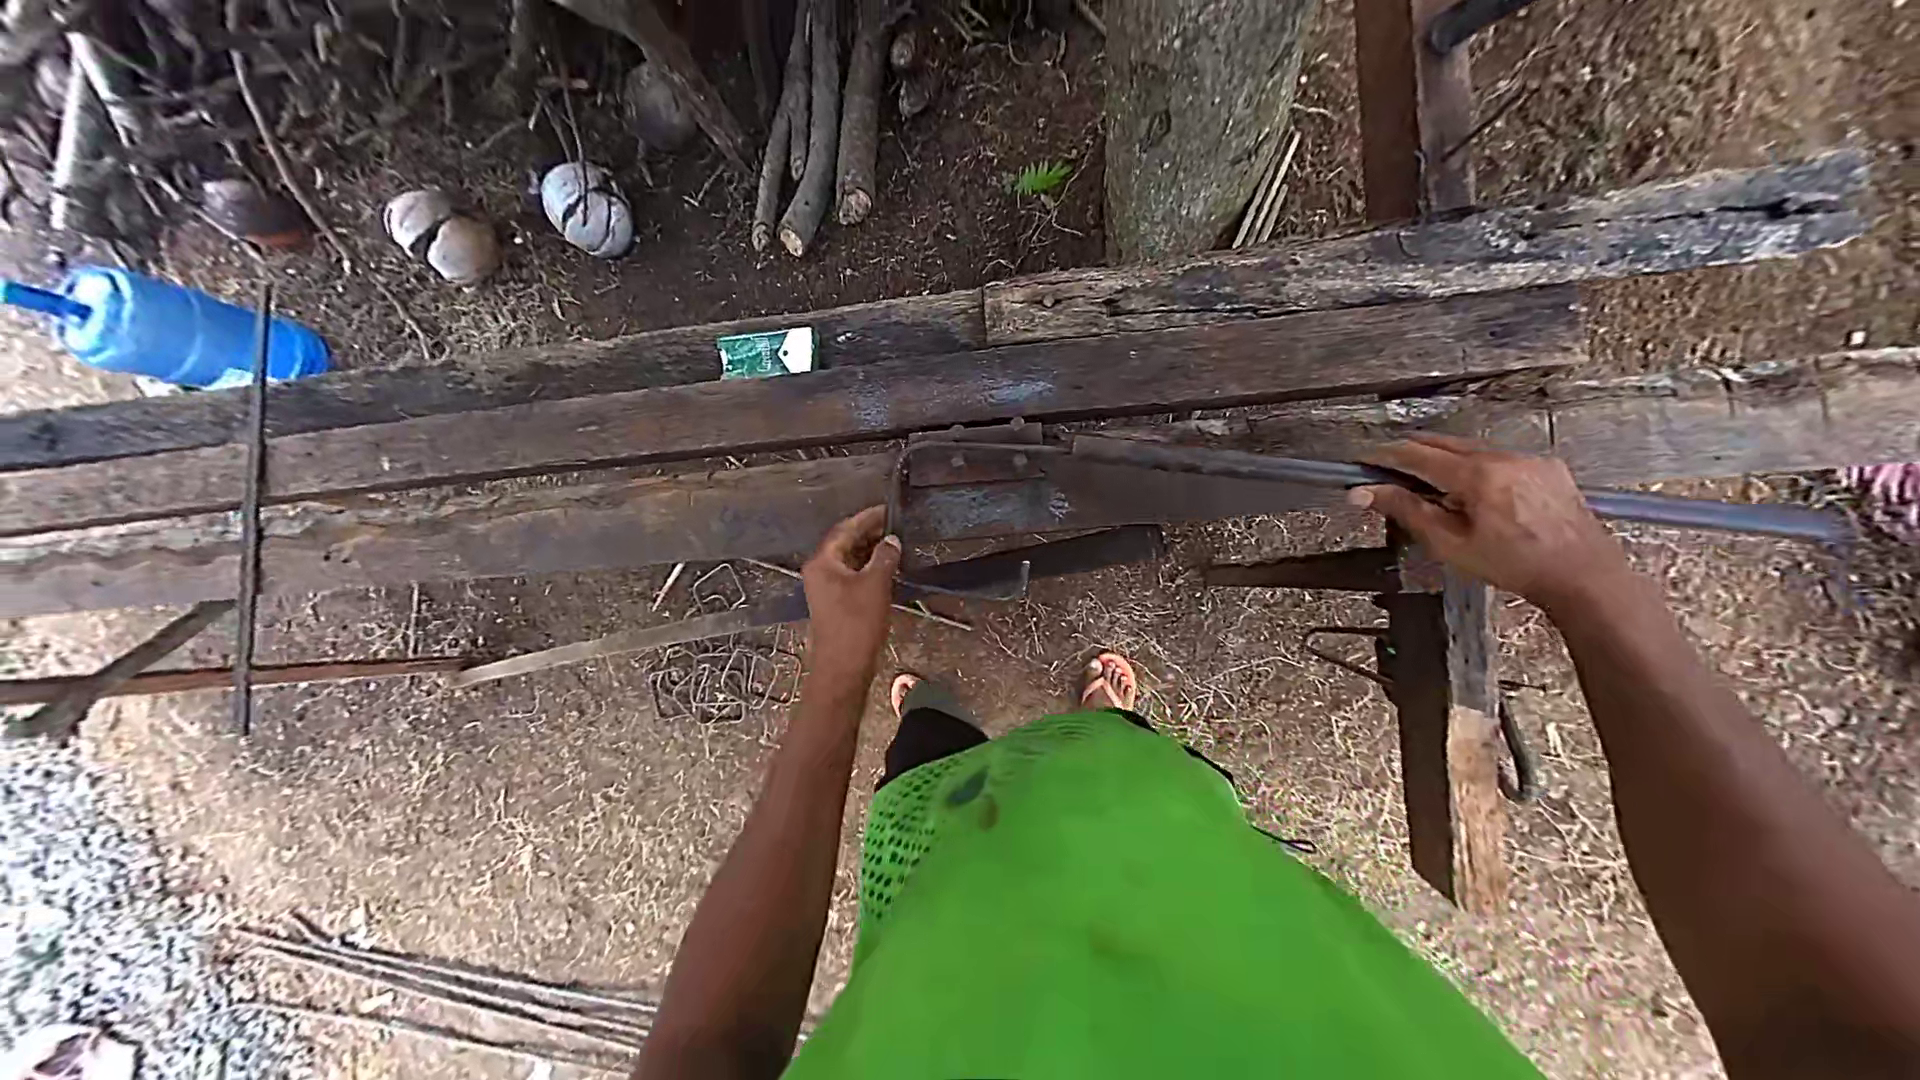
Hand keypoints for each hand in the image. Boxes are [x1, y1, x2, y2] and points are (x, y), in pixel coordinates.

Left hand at [800, 505, 901, 685]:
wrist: (844, 667)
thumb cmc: (857, 623)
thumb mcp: (875, 585)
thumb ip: (884, 557)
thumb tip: (891, 540)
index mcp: (823, 562)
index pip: (845, 529)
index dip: (868, 517)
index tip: (889, 510)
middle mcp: (820, 570)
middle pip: (845, 542)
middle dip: (870, 533)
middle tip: (897, 525)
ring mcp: (826, 587)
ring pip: (850, 559)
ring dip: (871, 551)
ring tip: (896, 543)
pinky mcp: (836, 601)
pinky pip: (852, 575)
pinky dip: (869, 567)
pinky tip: (888, 567)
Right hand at [1348, 434, 1631, 608]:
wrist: (1583, 575)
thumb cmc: (1515, 564)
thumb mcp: (1447, 542)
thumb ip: (1404, 509)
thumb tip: (1362, 492)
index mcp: (1477, 474)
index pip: (1414, 454)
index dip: (1382, 456)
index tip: (1361, 462)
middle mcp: (1504, 457)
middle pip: (1441, 443)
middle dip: (1407, 454)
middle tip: (1383, 472)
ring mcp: (1529, 460)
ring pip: (1469, 449)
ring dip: (1439, 461)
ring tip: (1424, 488)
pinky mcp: (1545, 468)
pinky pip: (1496, 457)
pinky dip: (1471, 466)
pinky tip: (1466, 492)